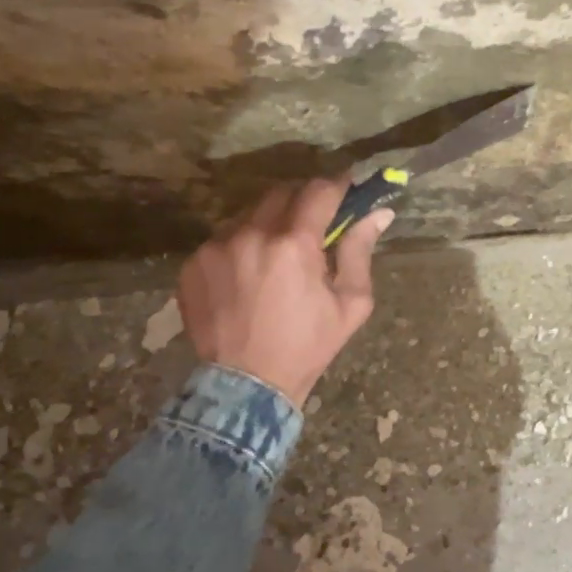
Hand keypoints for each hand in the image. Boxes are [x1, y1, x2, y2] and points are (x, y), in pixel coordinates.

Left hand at [176, 177, 391, 405]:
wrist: (247, 386)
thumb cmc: (307, 346)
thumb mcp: (350, 304)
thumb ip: (360, 251)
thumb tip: (379, 213)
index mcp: (294, 244)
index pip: (318, 190)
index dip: (337, 185)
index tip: (346, 187)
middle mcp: (251, 235)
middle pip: (281, 193)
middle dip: (302, 201)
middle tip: (313, 222)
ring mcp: (216, 248)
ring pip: (248, 215)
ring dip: (268, 224)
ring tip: (276, 255)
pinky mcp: (192, 264)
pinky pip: (222, 240)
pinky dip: (240, 247)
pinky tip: (247, 276)